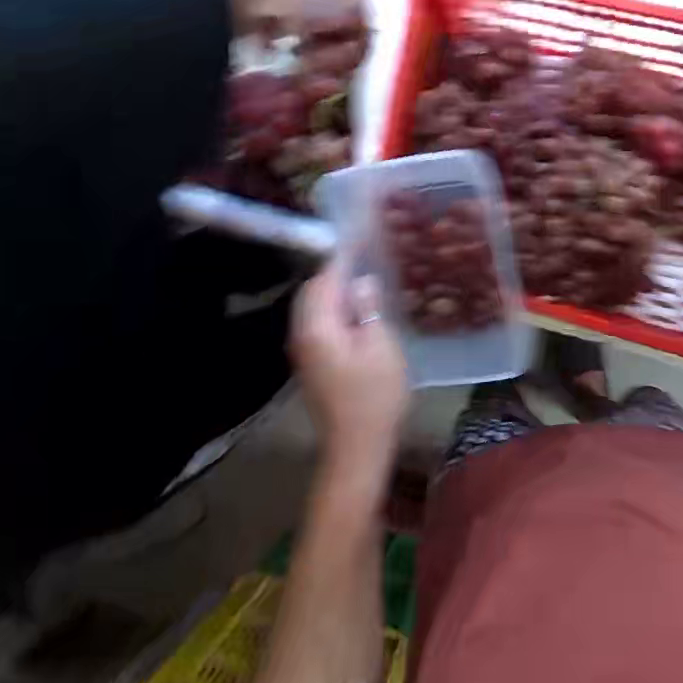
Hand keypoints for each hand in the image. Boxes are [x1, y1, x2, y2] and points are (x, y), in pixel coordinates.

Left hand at [291, 268, 409, 463]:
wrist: (356, 447)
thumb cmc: (375, 396)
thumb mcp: (381, 346)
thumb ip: (368, 308)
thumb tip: (361, 281)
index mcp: (316, 326)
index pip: (325, 279)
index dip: (343, 255)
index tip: (361, 235)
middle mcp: (300, 334)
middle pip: (312, 291)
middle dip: (335, 272)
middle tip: (365, 256)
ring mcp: (303, 351)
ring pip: (313, 308)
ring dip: (334, 291)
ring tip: (364, 280)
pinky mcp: (312, 364)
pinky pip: (318, 325)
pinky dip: (334, 310)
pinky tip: (356, 312)